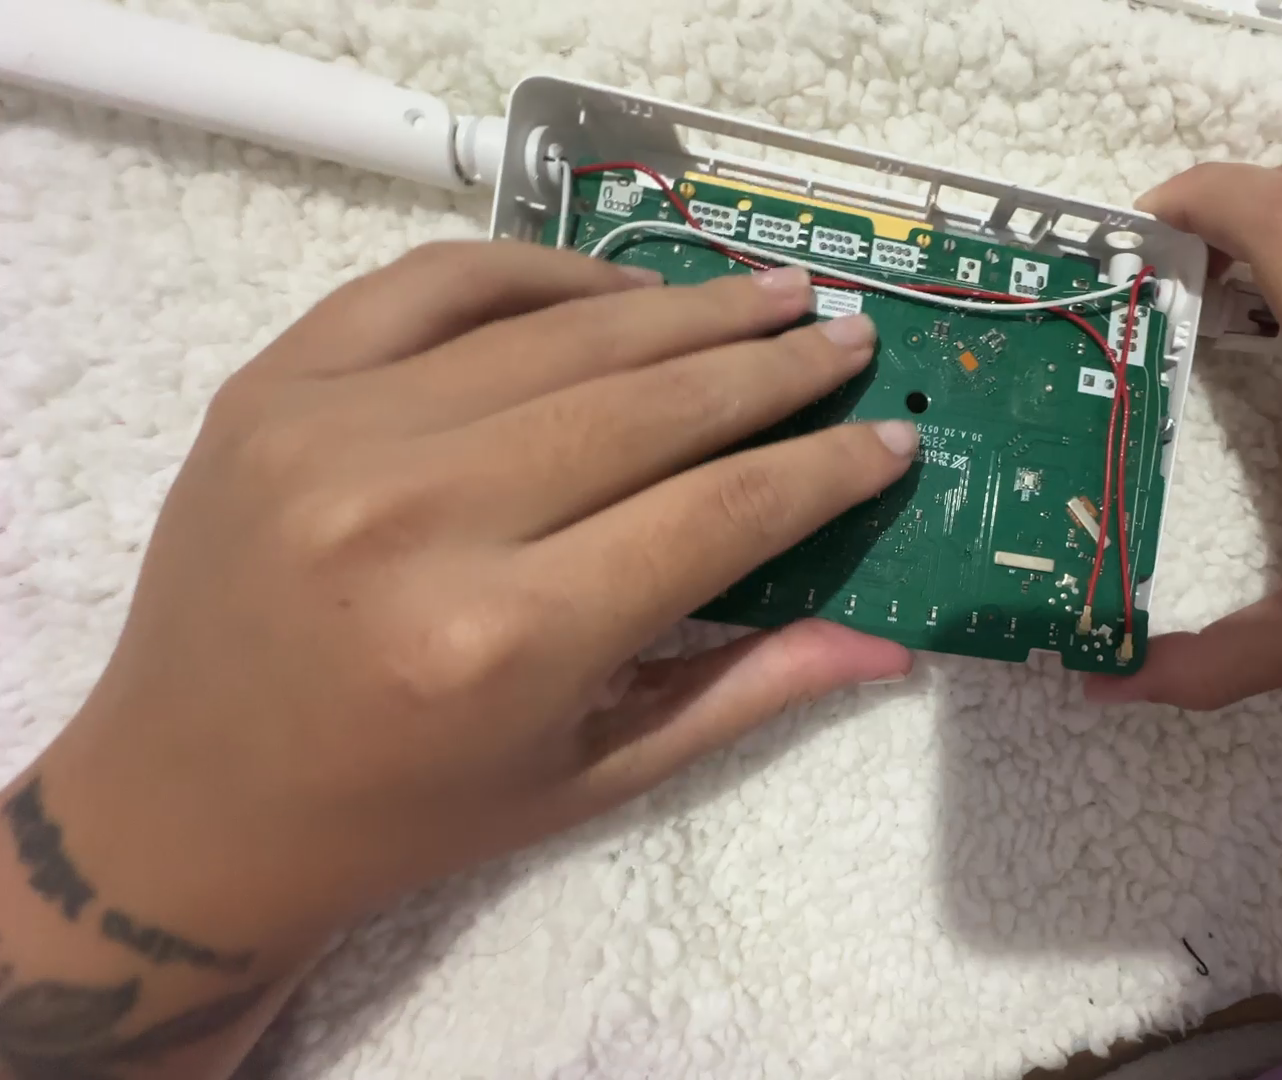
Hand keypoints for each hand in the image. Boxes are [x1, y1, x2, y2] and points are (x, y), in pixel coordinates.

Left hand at [34, 246, 918, 949]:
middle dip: (778, 368)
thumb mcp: (610, 771)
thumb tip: (894, 647)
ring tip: (776, 293)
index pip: (723, 512)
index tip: (893, 438)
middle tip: (850, 337)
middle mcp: (422, 519)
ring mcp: (333, 432)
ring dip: (695, 308)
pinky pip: (443, 282)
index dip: (826, 468)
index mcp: (511, 639)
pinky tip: (629, 287)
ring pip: (569, 331)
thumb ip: (758, 689)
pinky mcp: (276, 384)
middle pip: (658, 405)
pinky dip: (553, 268)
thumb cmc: (428, 806)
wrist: (188, 806)